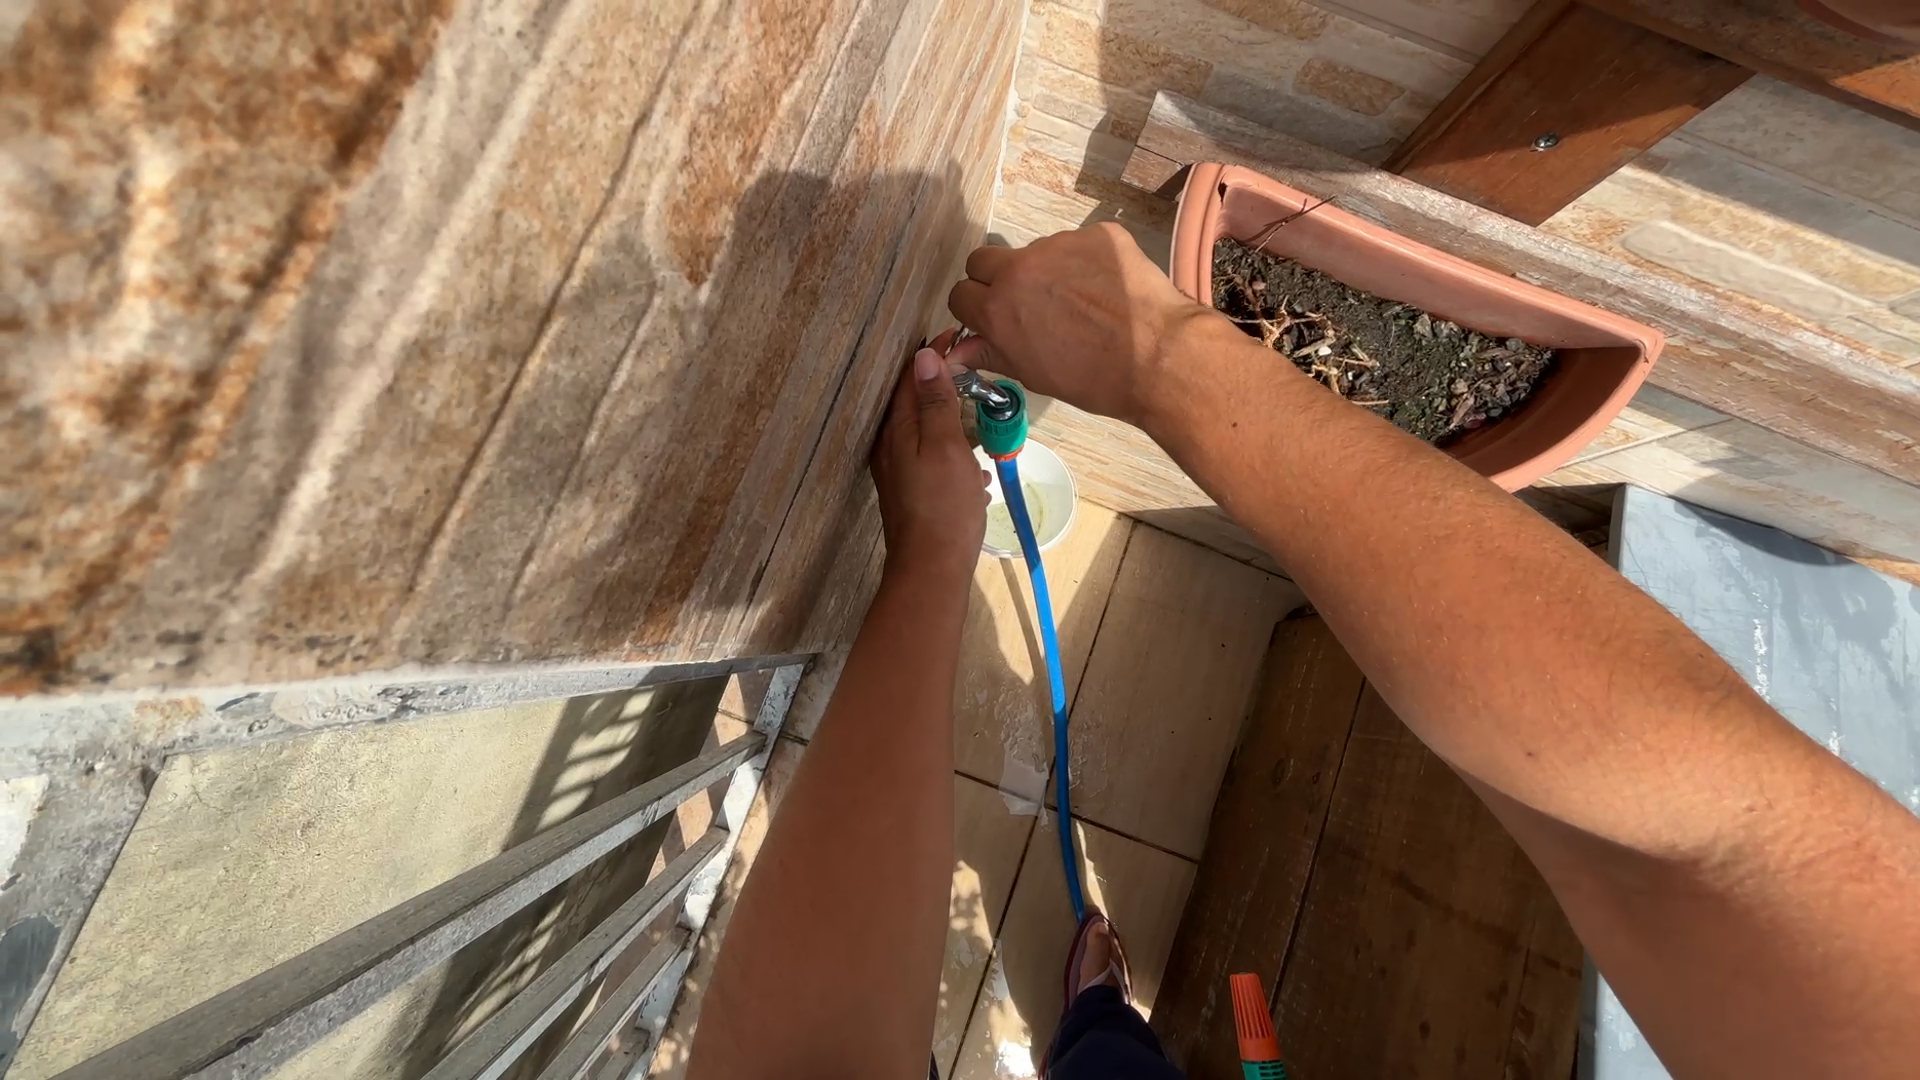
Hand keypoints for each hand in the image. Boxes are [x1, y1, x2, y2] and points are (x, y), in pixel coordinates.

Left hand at [870, 343, 988, 577]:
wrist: (932, 567)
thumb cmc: (943, 505)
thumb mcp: (945, 447)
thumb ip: (935, 403)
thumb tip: (924, 356)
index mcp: (896, 431)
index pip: (909, 379)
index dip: (932, 355)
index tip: (957, 337)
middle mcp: (891, 448)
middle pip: (914, 405)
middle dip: (942, 387)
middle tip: (972, 374)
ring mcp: (901, 474)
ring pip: (927, 435)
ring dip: (952, 424)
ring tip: (979, 422)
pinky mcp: (914, 494)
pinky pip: (934, 463)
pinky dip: (954, 458)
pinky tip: (975, 472)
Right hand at [946, 223, 1216, 425]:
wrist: (1156, 357)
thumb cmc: (1091, 379)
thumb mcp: (1032, 374)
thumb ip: (990, 354)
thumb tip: (955, 354)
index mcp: (997, 309)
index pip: (960, 294)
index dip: (973, 310)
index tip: (990, 320)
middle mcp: (1020, 269)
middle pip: (983, 260)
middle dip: (994, 280)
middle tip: (1023, 305)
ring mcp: (1059, 245)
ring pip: (1034, 253)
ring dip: (1043, 272)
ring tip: (1078, 304)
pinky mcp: (1097, 234)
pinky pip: (1078, 245)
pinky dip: (1085, 265)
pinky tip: (1105, 292)